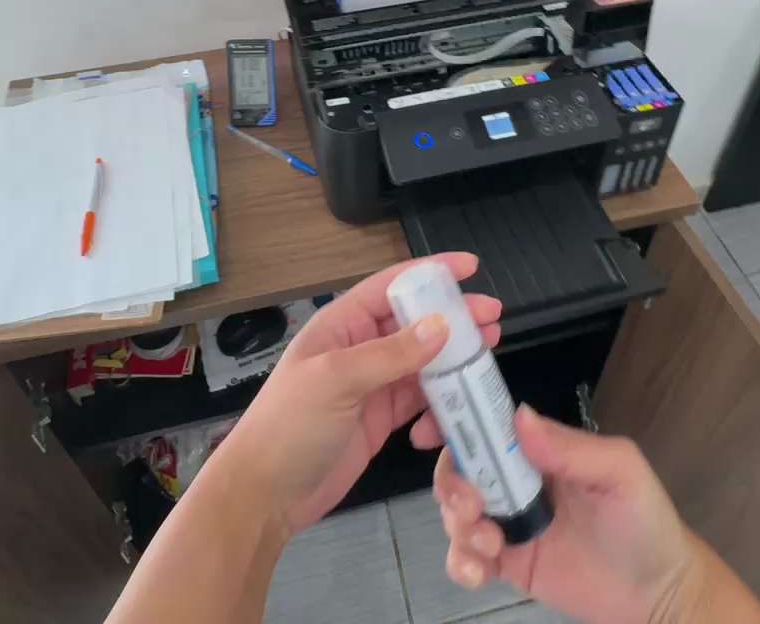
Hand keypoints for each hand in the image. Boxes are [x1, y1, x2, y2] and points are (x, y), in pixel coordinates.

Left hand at [210, 252, 501, 533]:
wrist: (265, 494)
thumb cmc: (290, 425)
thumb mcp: (337, 380)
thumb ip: (391, 354)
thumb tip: (441, 325)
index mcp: (342, 325)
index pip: (391, 285)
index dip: (430, 271)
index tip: (469, 266)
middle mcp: (359, 347)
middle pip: (414, 322)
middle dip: (454, 317)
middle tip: (493, 316)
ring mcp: (371, 384)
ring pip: (422, 361)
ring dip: (454, 359)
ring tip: (487, 355)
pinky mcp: (380, 417)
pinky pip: (419, 399)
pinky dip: (440, 402)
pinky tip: (455, 410)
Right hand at [421, 406, 698, 623]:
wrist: (659, 595)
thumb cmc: (643, 521)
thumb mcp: (618, 471)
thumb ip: (570, 446)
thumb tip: (520, 415)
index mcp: (536, 448)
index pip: (486, 423)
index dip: (453, 419)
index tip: (428, 428)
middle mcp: (514, 479)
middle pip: (460, 466)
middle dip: (452, 481)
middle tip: (471, 504)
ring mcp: (508, 521)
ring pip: (455, 510)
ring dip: (457, 522)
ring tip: (490, 544)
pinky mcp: (507, 563)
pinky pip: (465, 557)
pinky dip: (460, 561)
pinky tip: (479, 570)